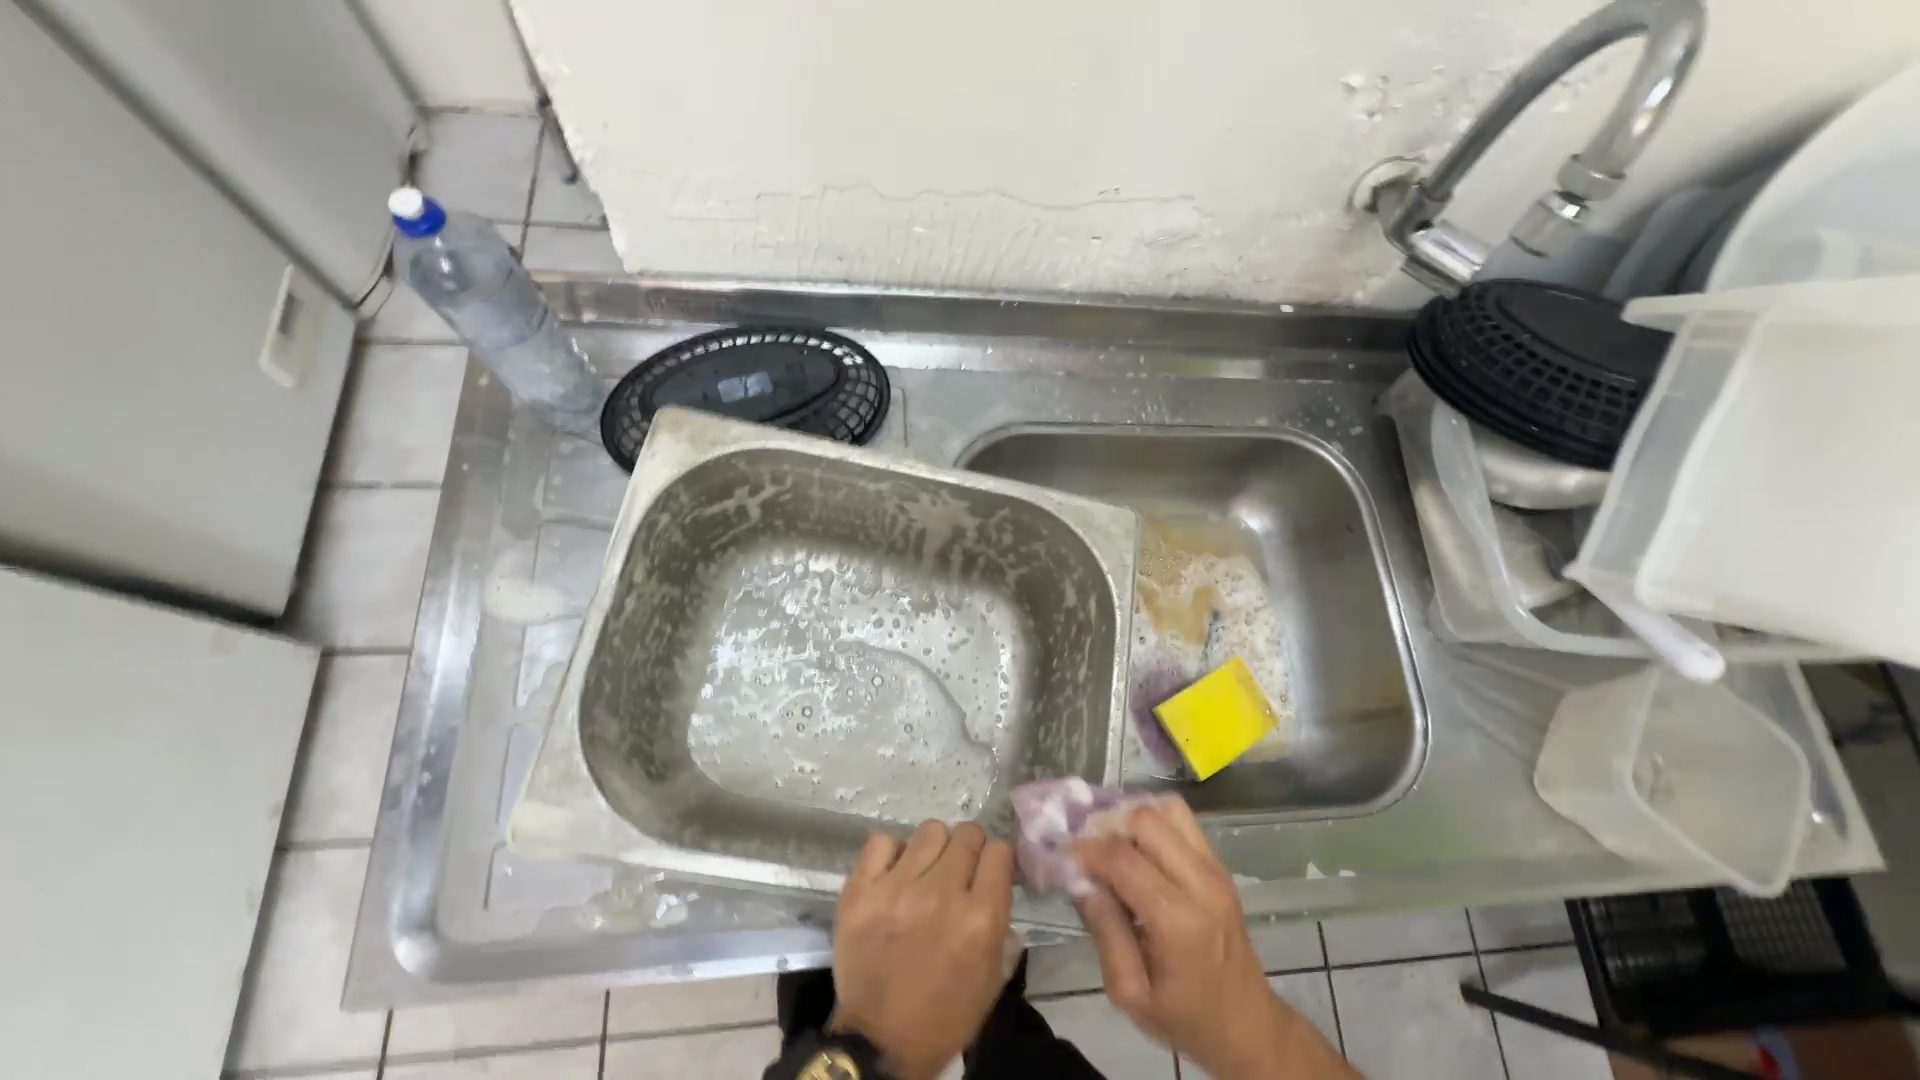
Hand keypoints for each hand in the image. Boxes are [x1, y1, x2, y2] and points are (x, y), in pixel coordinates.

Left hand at [831, 821, 1014, 1079]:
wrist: (882, 1041)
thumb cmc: (945, 1014)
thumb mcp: (993, 977)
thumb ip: (1003, 923)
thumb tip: (999, 881)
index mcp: (981, 918)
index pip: (999, 851)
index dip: (996, 860)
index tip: (987, 872)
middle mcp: (942, 895)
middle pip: (966, 834)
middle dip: (968, 850)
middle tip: (957, 871)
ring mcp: (897, 889)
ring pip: (928, 830)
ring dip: (933, 848)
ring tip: (924, 872)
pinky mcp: (859, 891)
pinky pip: (881, 841)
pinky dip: (890, 853)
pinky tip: (893, 874)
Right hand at [1075, 800, 1356, 1079]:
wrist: (1247, 1024)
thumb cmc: (1184, 1017)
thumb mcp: (1130, 993)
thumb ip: (1104, 931)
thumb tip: (1080, 881)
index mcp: (1178, 921)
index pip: (1122, 859)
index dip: (1086, 850)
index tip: (1064, 859)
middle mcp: (1201, 883)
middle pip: (1145, 820)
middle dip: (1106, 827)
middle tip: (1087, 850)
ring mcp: (1215, 869)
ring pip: (1166, 809)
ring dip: (1131, 818)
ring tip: (1112, 844)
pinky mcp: (1219, 865)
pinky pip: (1182, 820)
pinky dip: (1152, 821)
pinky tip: (1135, 846)